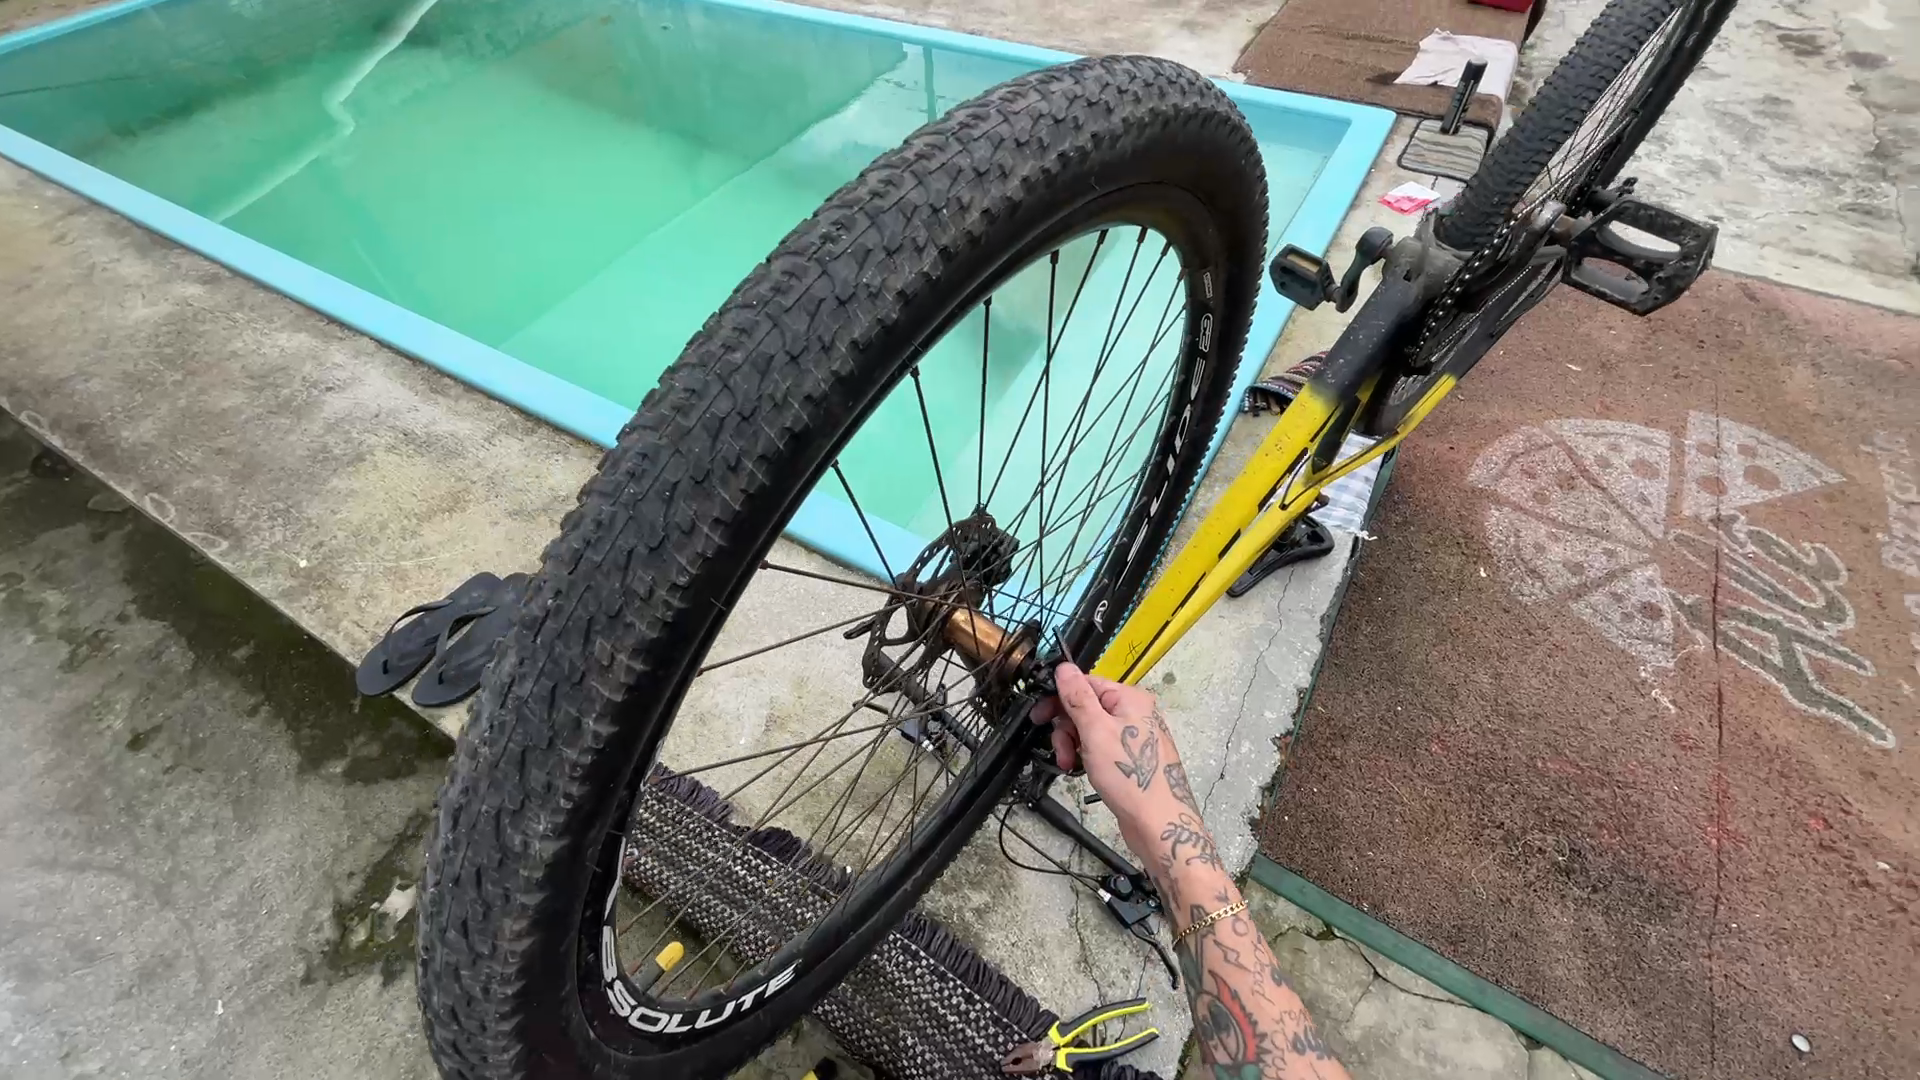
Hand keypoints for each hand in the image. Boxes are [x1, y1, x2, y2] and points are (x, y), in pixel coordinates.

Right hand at [1031, 663, 1193, 838]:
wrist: (1158, 824)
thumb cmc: (1132, 778)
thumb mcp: (1095, 731)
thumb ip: (1078, 697)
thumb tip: (1064, 668)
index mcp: (1129, 699)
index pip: (1085, 684)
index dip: (1059, 699)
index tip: (1040, 716)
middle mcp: (1134, 713)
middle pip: (1085, 706)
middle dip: (1066, 728)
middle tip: (1060, 748)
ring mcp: (1132, 736)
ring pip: (1089, 729)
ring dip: (1073, 744)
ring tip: (1070, 764)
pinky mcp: (1129, 757)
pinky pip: (1099, 746)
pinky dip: (1086, 756)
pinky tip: (1081, 770)